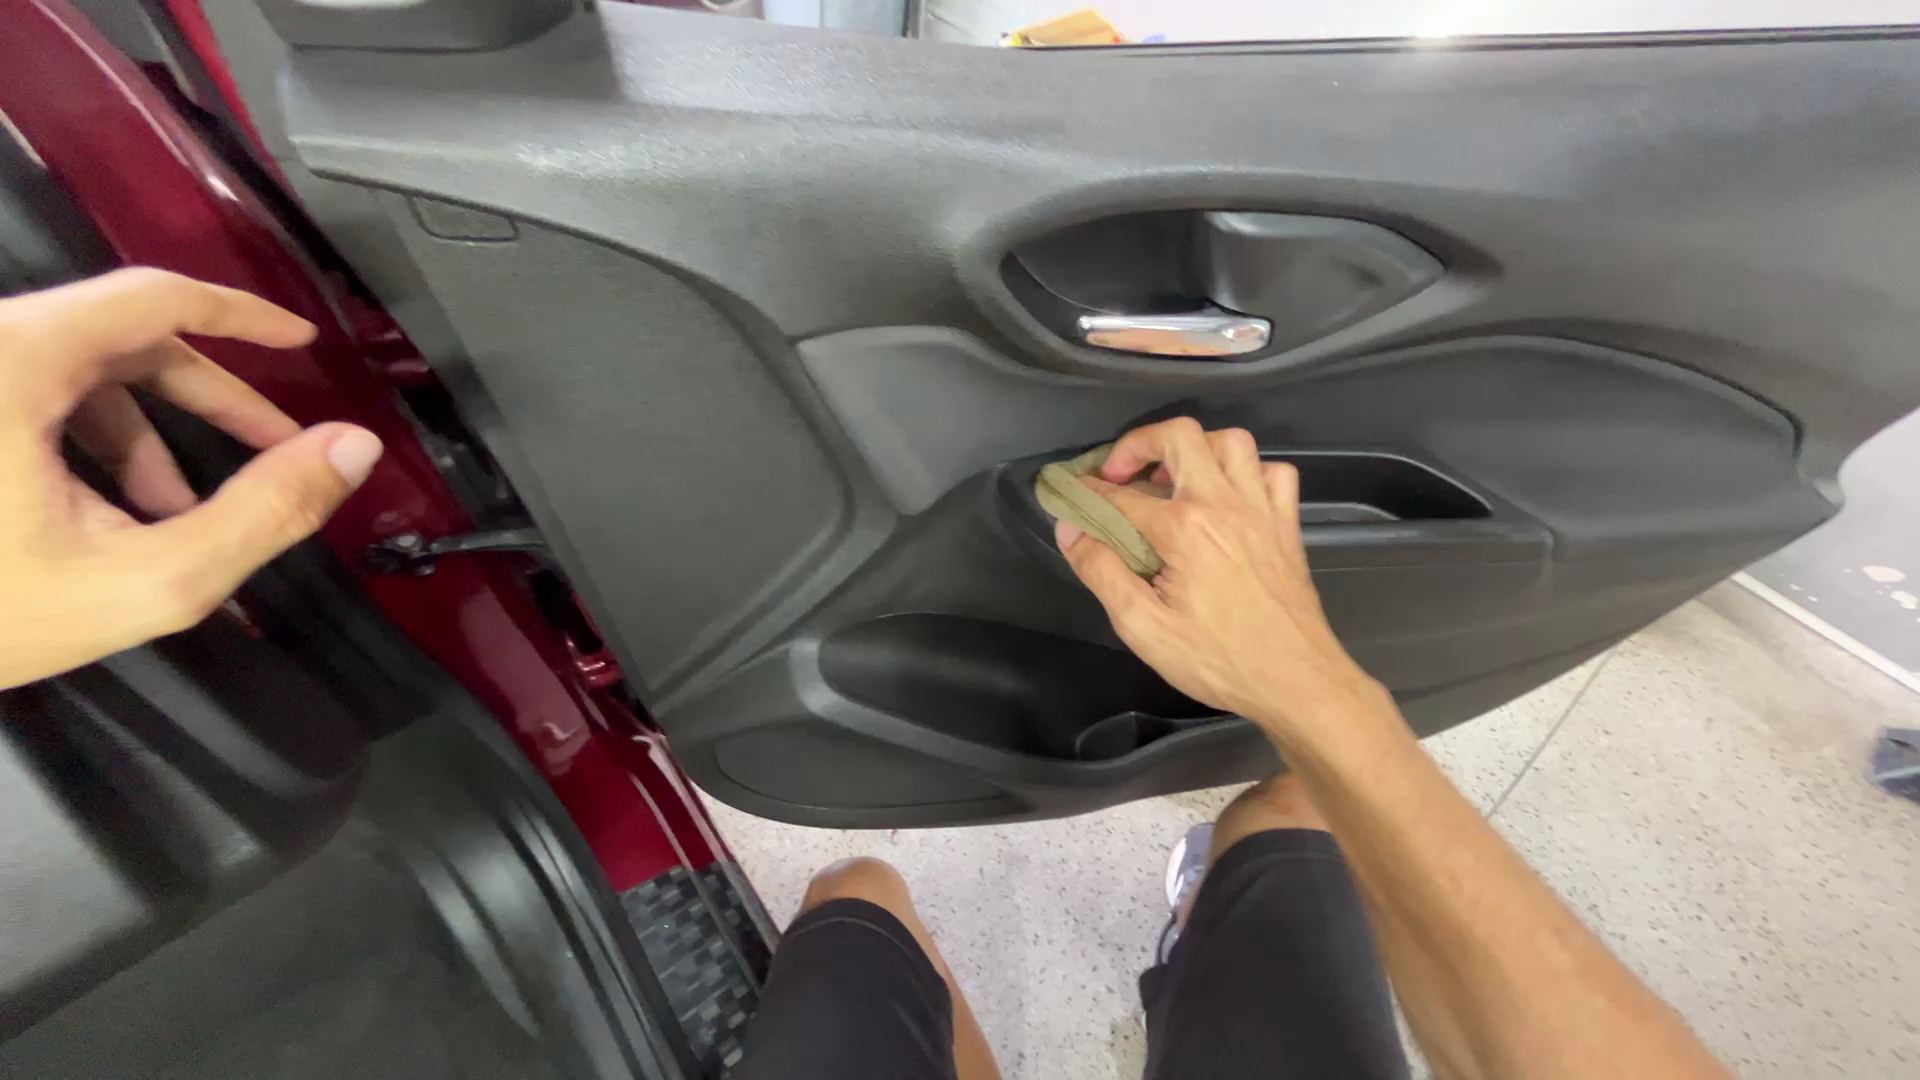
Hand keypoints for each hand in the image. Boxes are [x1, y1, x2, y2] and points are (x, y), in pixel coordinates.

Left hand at [0, 269, 383, 690]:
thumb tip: (355, 446)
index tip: (301, 344)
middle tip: (281, 447)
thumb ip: (269, 510)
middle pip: (120, 342)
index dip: (241, 315)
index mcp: (8, 370)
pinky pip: (25, 398)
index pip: (150, 300)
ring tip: (187, 503)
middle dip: (211, 398)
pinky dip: (86, 441)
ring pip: (72, 373)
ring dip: (149, 430)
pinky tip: (111, 506)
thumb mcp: (154, 578)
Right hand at [1055, 418, 1386, 731]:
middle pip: (1179, 436)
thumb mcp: (1142, 626)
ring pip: (1230, 442)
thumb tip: (1070, 530)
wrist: (1296, 682)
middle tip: (1119, 475)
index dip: (1087, 491)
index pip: (1121, 495)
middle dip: (1139, 444)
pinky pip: (1271, 472)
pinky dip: (1244, 472)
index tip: (1069, 495)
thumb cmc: (1216, 659)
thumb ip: (1100, 571)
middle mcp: (1223, 504)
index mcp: (1184, 529)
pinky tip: (1225, 497)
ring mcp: (1261, 509)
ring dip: (1193, 449)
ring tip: (1170, 479)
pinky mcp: (1286, 524)